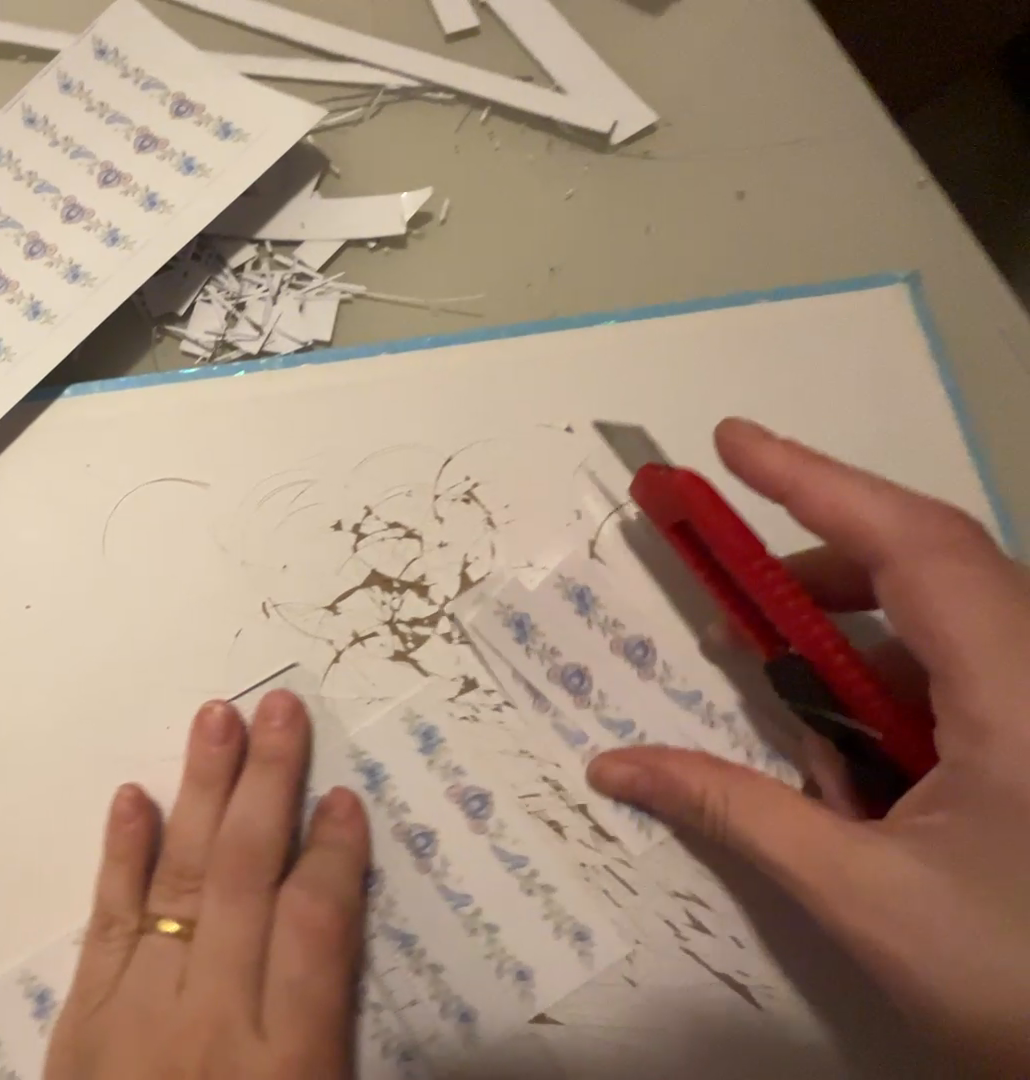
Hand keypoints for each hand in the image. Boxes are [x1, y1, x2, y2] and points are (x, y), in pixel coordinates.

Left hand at [44, 691, 369, 1079]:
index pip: (316, 935)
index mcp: (284, 1066)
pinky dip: (120, 855)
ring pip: (180, 879)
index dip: (336, 859)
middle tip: (278, 707)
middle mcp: (211, 1018)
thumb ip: (332, 1047)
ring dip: (199, 793)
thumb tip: (343, 962)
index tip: (345, 797)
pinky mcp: (83, 1011)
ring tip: (214, 719)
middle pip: (246, 878)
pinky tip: (131, 797)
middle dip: (265, 785)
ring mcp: (138, 1006)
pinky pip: (107, 919)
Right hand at [588, 418, 1029, 1076]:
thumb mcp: (865, 895)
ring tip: (777, 689)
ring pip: (942, 626)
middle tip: (724, 602)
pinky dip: (877, 688)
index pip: (917, 548)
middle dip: (811, 570)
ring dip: (840, 637)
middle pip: (928, 572)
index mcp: (1021, 698)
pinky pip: (954, 679)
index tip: (731, 442)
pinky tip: (847, 754)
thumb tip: (610, 765)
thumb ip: (734, 812)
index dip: (819, 482)